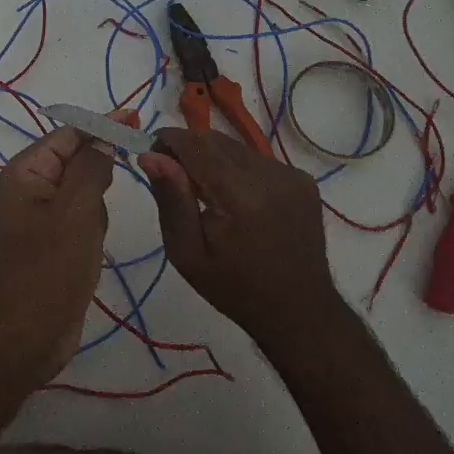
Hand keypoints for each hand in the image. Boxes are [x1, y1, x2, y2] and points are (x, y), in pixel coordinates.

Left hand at [0, 113, 128, 383]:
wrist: (26, 335)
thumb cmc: (49, 269)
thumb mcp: (76, 212)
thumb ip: (91, 169)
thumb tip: (104, 138)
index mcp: (26, 171)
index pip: (68, 134)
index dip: (101, 124)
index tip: (136, 118)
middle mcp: (29, 187)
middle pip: (76, 159)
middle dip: (99, 171)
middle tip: (121, 183)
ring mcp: (40, 216)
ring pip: (83, 191)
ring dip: (96, 206)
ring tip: (91, 236)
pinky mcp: (53, 242)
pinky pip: (81, 219)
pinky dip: (93, 227)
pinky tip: (92, 250)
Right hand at [138, 128, 339, 344]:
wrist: (300, 312)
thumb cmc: (235, 288)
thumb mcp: (187, 253)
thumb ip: (170, 199)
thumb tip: (150, 156)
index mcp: (240, 196)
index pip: (195, 145)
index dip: (169, 141)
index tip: (152, 155)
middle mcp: (270, 176)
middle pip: (215, 140)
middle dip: (189, 150)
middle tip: (176, 180)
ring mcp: (291, 176)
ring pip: (235, 147)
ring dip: (213, 159)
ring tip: (207, 192)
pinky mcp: (303, 180)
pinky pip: (256, 159)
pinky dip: (237, 169)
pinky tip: (237, 200)